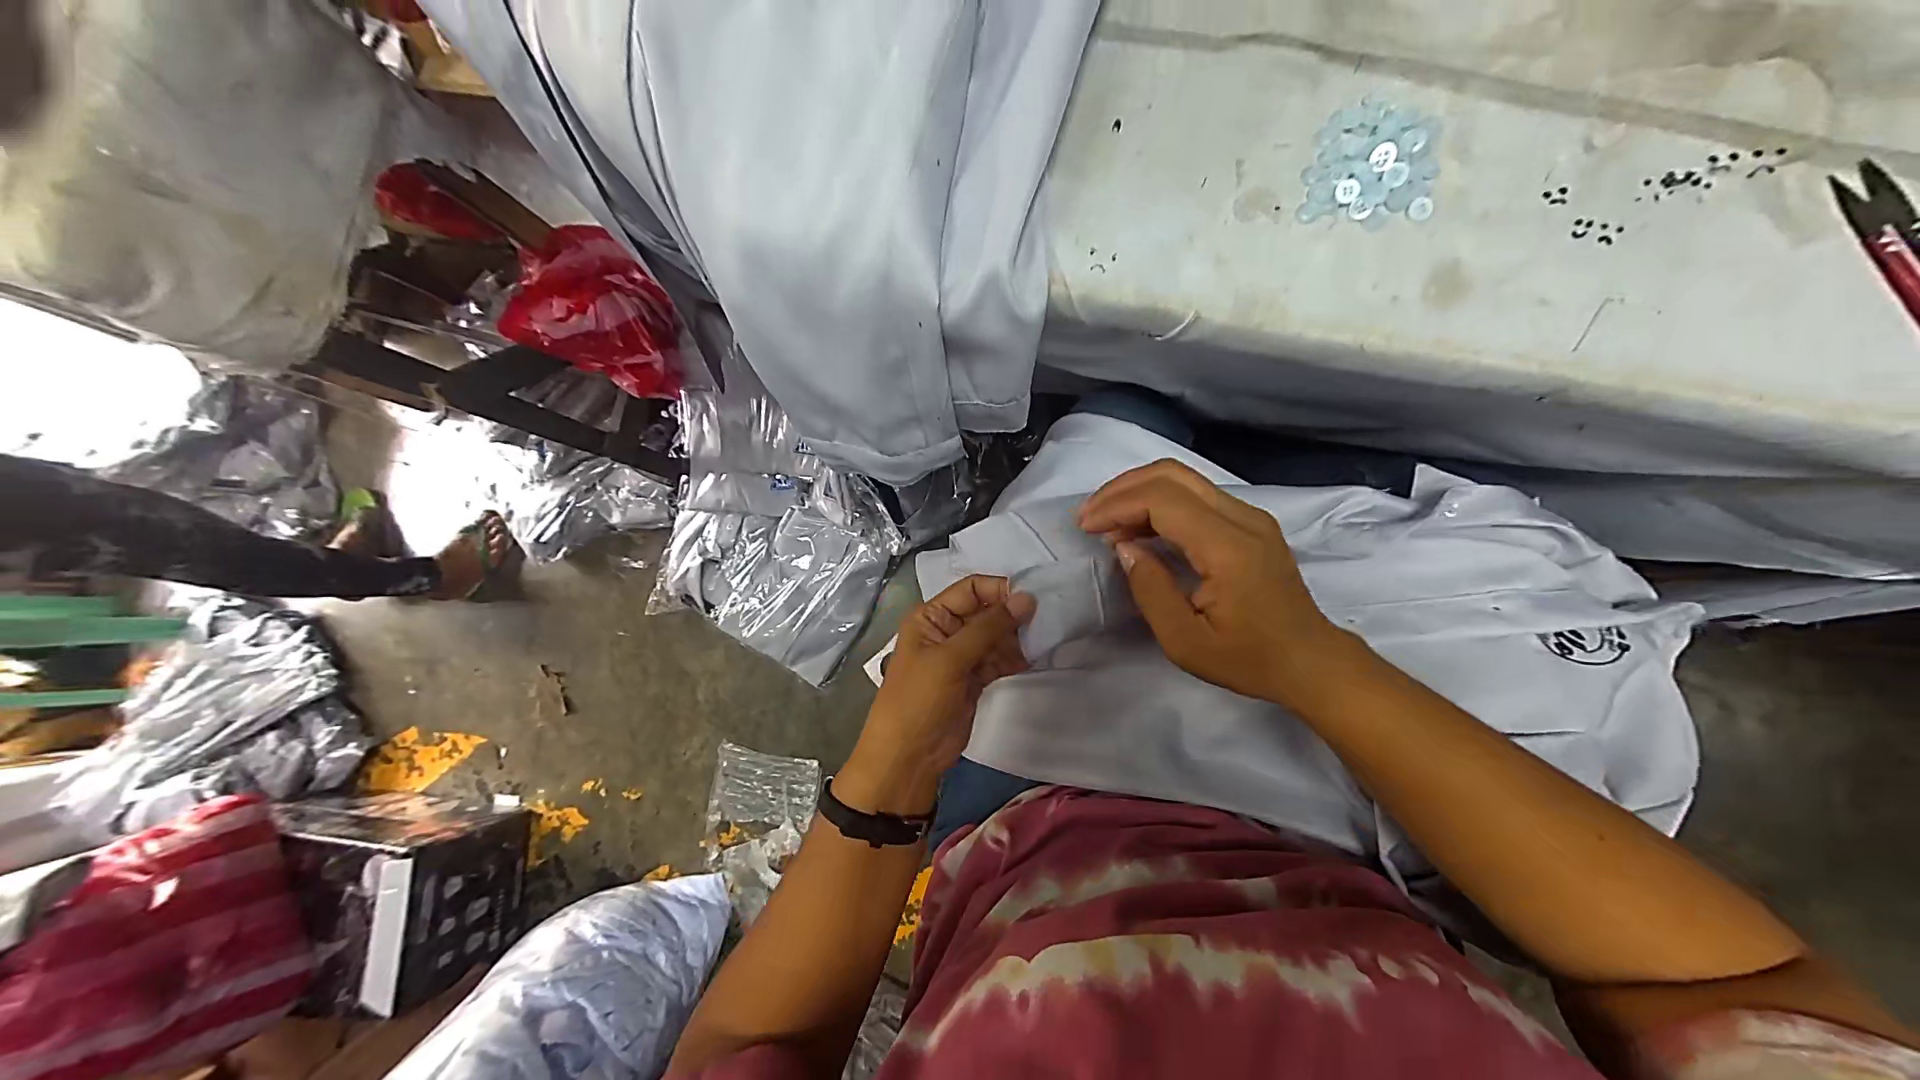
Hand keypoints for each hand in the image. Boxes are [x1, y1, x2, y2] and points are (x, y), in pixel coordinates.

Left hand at [836, 576, 1034, 816]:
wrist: (909, 756)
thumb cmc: (919, 699)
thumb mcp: (951, 658)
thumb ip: (989, 627)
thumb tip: (1026, 598)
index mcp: (930, 617)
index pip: (970, 589)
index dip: (999, 590)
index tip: (1030, 600)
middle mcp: (946, 631)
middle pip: (986, 611)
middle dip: (1011, 616)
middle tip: (1041, 624)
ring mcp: (960, 656)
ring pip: (995, 636)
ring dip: (1016, 639)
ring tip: (1038, 645)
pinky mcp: (973, 679)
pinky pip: (997, 659)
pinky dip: (1013, 659)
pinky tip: (1031, 660)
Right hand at [1077, 459, 1356, 708]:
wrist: (1310, 661)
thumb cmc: (1249, 659)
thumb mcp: (1185, 642)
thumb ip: (1150, 590)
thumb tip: (1124, 548)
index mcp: (1229, 547)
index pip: (1162, 500)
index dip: (1117, 506)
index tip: (1086, 528)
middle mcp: (1243, 518)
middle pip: (1171, 475)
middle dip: (1122, 489)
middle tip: (1090, 516)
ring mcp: (1251, 515)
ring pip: (1183, 478)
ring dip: (1138, 492)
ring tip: (1107, 522)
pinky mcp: (1250, 521)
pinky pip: (1195, 494)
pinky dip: (1158, 501)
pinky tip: (1138, 528)